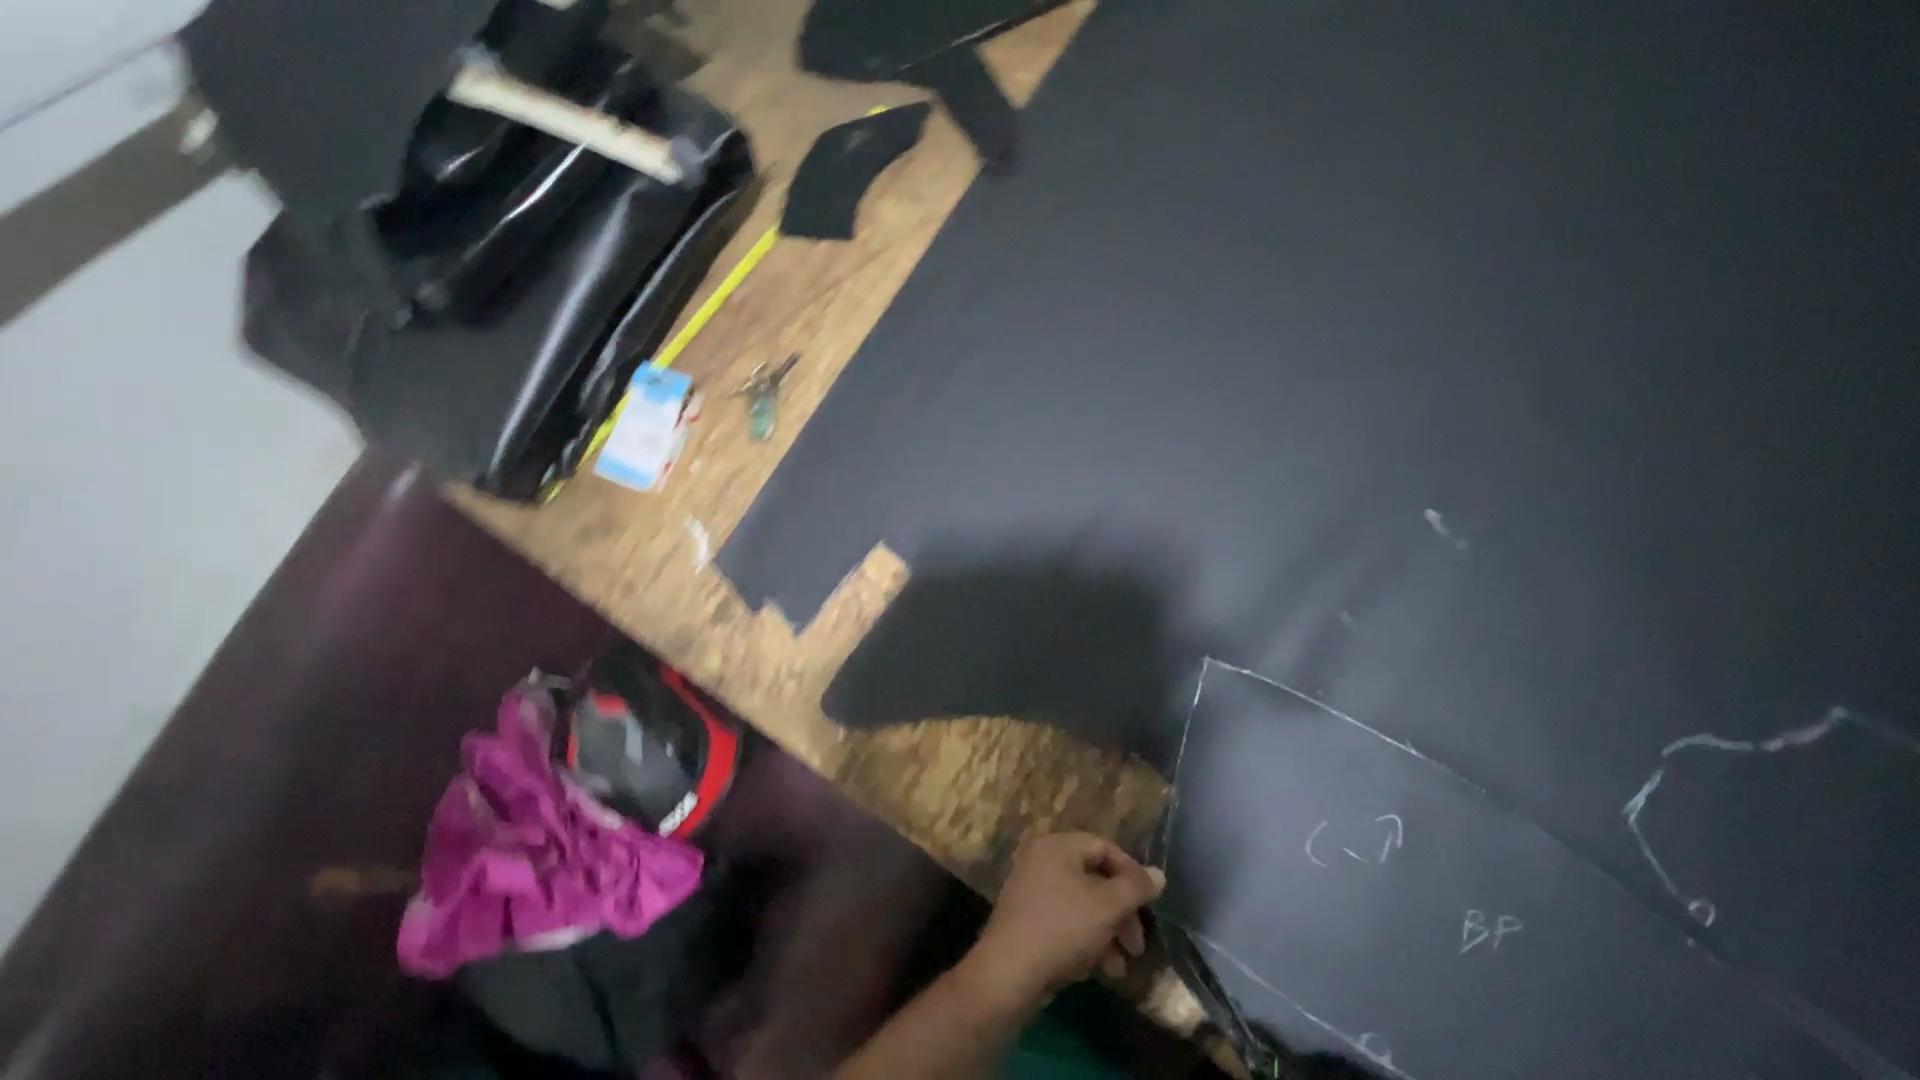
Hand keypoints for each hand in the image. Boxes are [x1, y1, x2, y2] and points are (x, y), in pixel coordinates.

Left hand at [961, 832, 1166, 1010]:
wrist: (1009, 972)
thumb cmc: (1063, 928)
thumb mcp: (1107, 906)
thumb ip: (1136, 888)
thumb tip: (1159, 874)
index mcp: (1057, 847)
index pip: (1105, 848)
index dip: (1132, 874)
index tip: (1150, 904)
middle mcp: (1041, 863)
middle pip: (1095, 880)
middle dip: (1122, 914)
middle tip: (1137, 945)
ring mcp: (1032, 893)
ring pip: (1083, 907)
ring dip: (1107, 935)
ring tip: (1120, 967)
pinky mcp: (1028, 922)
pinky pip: (1065, 924)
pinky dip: (1085, 943)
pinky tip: (1097, 970)